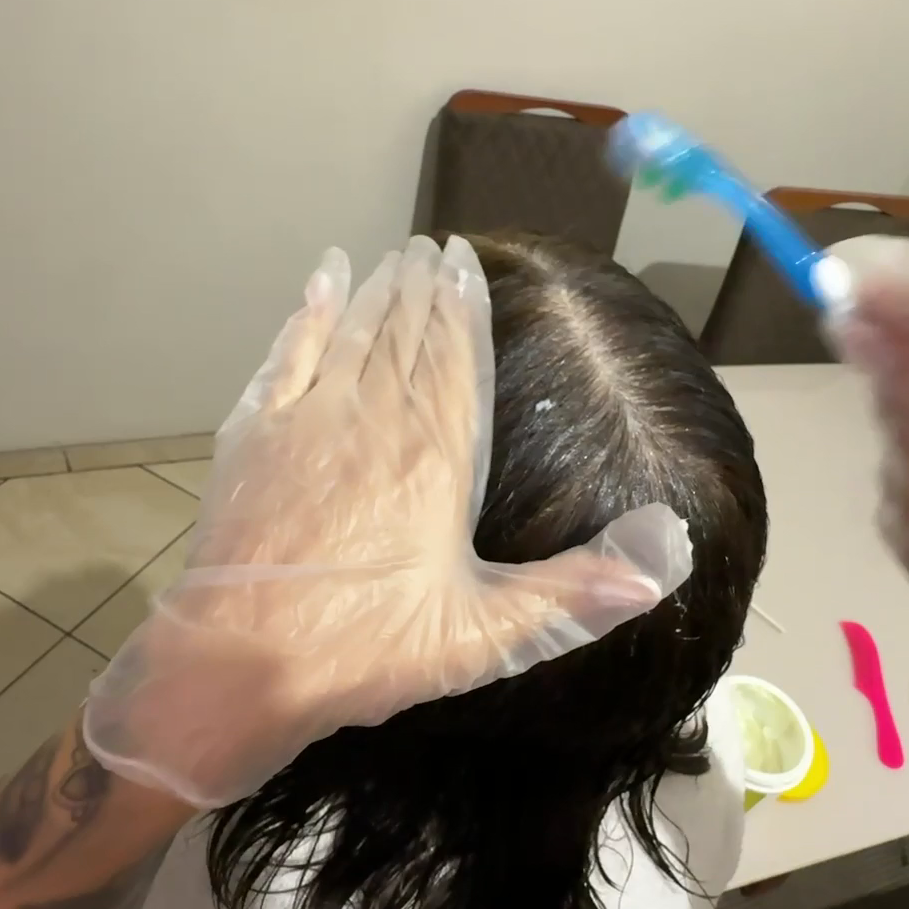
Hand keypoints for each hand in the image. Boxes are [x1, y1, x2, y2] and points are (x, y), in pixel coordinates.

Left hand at [84, 236, 692, 806]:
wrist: (237, 664)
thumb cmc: (365, 650)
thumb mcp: (484, 637)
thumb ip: (574, 592)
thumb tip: (672, 552)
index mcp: (435, 457)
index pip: (457, 356)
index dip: (465, 304)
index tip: (466, 259)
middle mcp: (375, 418)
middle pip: (407, 333)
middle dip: (423, 285)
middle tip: (432, 244)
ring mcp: (308, 419)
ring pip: (354, 332)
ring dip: (377, 290)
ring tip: (394, 254)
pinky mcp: (253, 434)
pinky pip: (289, 353)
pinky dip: (309, 312)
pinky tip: (322, 279)